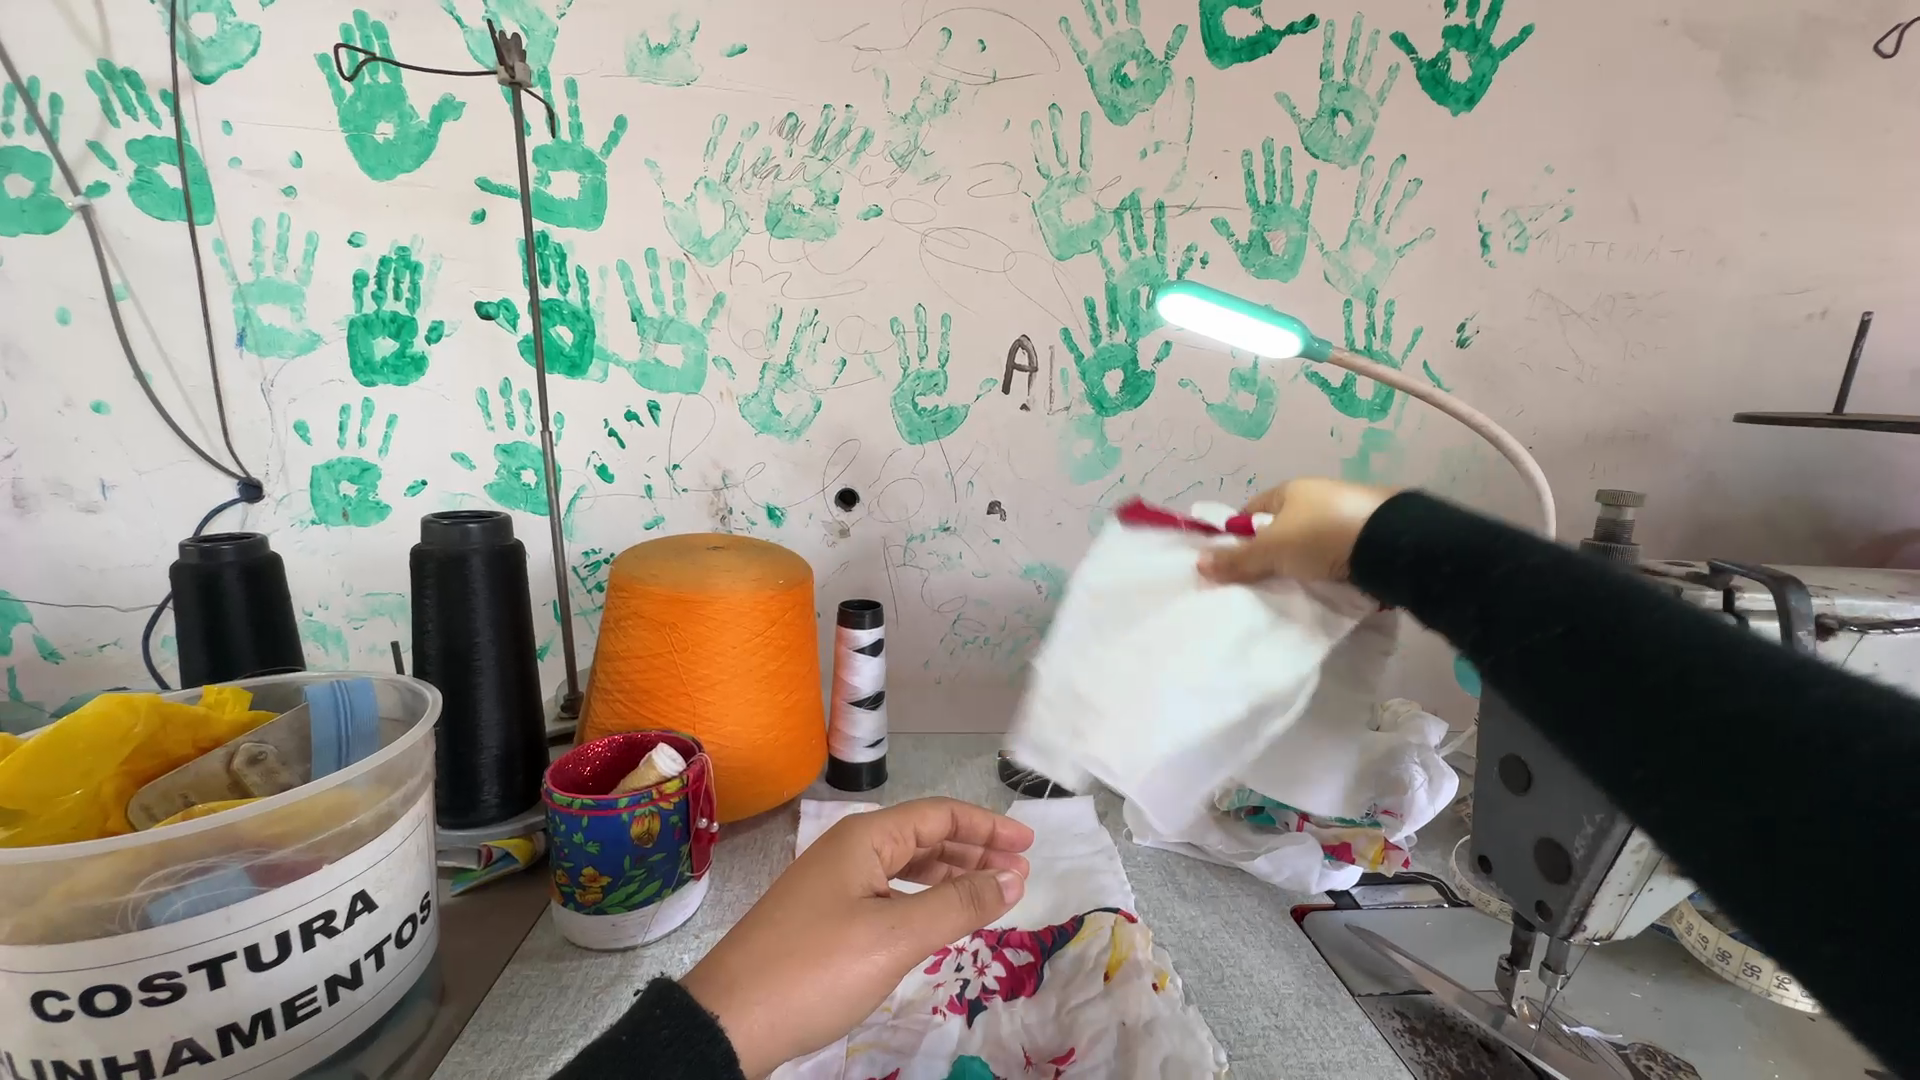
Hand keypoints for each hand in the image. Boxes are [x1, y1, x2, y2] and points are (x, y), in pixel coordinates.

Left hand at [681, 798, 1032, 1076]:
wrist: (728, 1020)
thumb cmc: (816, 968)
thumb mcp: (894, 936)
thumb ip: (957, 904)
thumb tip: (1013, 878)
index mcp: (866, 838)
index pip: (939, 815)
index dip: (987, 827)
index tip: (1029, 845)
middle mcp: (851, 849)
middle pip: (924, 836)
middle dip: (974, 851)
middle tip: (1018, 875)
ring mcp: (835, 882)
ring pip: (906, 866)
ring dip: (950, 875)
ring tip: (990, 894)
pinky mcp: (826, 915)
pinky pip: (888, 892)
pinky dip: (922, 899)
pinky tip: (938, 919)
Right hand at [1198, 478, 1394, 583]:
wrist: (1392, 543)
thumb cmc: (1320, 535)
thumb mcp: (1271, 550)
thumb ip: (1237, 560)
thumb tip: (1198, 564)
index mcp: (1292, 489)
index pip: (1255, 508)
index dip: (1241, 531)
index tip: (1236, 558)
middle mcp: (1320, 494)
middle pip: (1284, 524)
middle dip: (1274, 548)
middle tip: (1264, 576)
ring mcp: (1351, 512)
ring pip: (1315, 538)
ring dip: (1306, 558)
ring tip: (1296, 583)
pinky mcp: (1375, 533)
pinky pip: (1341, 550)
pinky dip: (1333, 564)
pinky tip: (1329, 581)